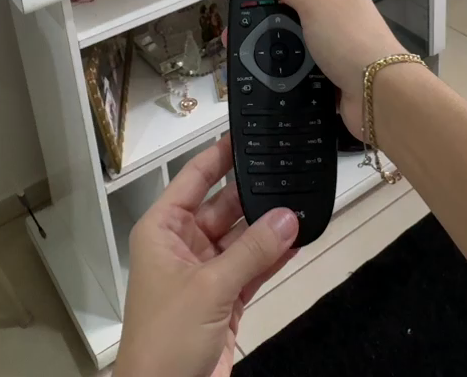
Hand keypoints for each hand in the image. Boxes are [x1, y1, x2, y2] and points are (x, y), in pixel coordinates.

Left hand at [114, 134, 298, 376]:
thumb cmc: (168, 335)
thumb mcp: (210, 287)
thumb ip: (252, 250)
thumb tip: (290, 216)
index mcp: (164, 229)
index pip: (194, 177)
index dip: (219, 154)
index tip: (247, 130)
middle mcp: (183, 244)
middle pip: (223, 205)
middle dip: (254, 192)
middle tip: (289, 166)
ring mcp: (205, 272)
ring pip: (242, 237)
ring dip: (269, 226)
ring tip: (303, 200)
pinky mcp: (224, 300)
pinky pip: (252, 267)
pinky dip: (273, 256)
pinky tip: (300, 237)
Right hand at [264, 0, 404, 136]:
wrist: (379, 96)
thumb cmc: (351, 41)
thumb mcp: (316, 6)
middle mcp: (344, 18)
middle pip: (302, 16)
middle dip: (281, 25)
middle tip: (253, 32)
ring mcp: (341, 49)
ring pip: (303, 47)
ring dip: (288, 54)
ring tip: (261, 58)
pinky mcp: (337, 76)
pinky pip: (308, 72)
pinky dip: (296, 76)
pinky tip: (279, 79)